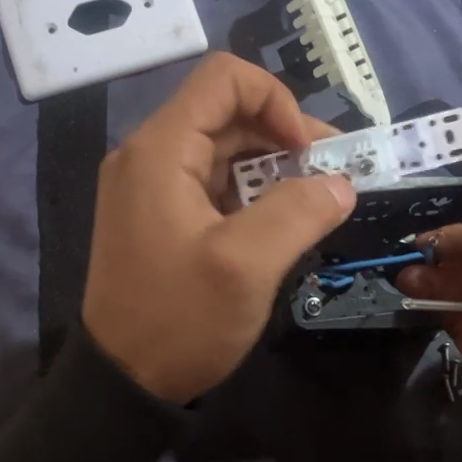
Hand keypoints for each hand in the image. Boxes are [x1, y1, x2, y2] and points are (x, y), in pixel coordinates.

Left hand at [83, 53, 355, 403]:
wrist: (121, 382)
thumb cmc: (178, 320)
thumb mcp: (246, 266)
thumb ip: (298, 213)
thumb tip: (340, 184)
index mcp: (159, 150)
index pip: (223, 80)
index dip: (276, 101)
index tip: (308, 152)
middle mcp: (149, 156)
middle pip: (227, 115)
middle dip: (285, 138)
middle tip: (333, 178)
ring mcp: (150, 188)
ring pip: (222, 152)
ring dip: (273, 169)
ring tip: (317, 202)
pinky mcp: (158, 218)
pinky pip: (211, 185)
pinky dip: (251, 195)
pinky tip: (282, 224)